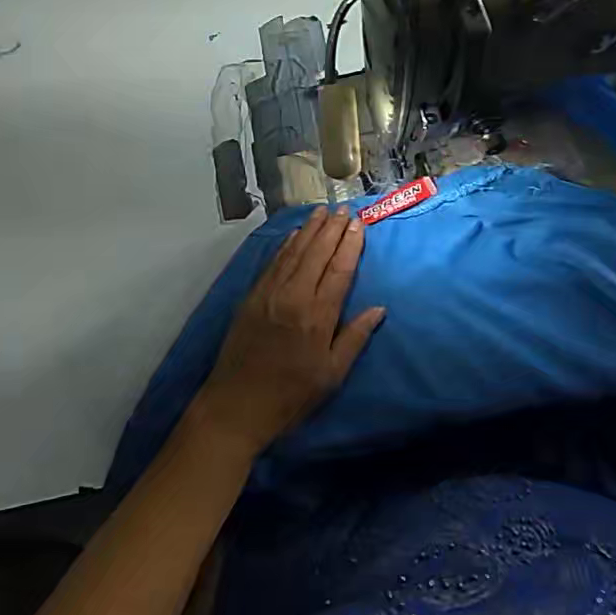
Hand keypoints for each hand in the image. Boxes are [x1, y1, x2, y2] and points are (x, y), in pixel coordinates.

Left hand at [188, 205, 386, 454]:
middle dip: (332, 229)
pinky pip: (273, 262)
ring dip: (309, 230)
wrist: (237, 404)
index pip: (339, 270)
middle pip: (317, 253)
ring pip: (294, 252)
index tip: (359, 225)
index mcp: (318, 315)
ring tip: (322, 212)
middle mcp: (294, 296)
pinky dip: (286, 245)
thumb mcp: (332, 375)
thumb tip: (378, 309)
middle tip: (344, 209)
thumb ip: (355, 337)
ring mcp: (270, 293)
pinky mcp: (252, 296)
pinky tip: (294, 235)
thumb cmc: (291, 395)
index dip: (350, 244)